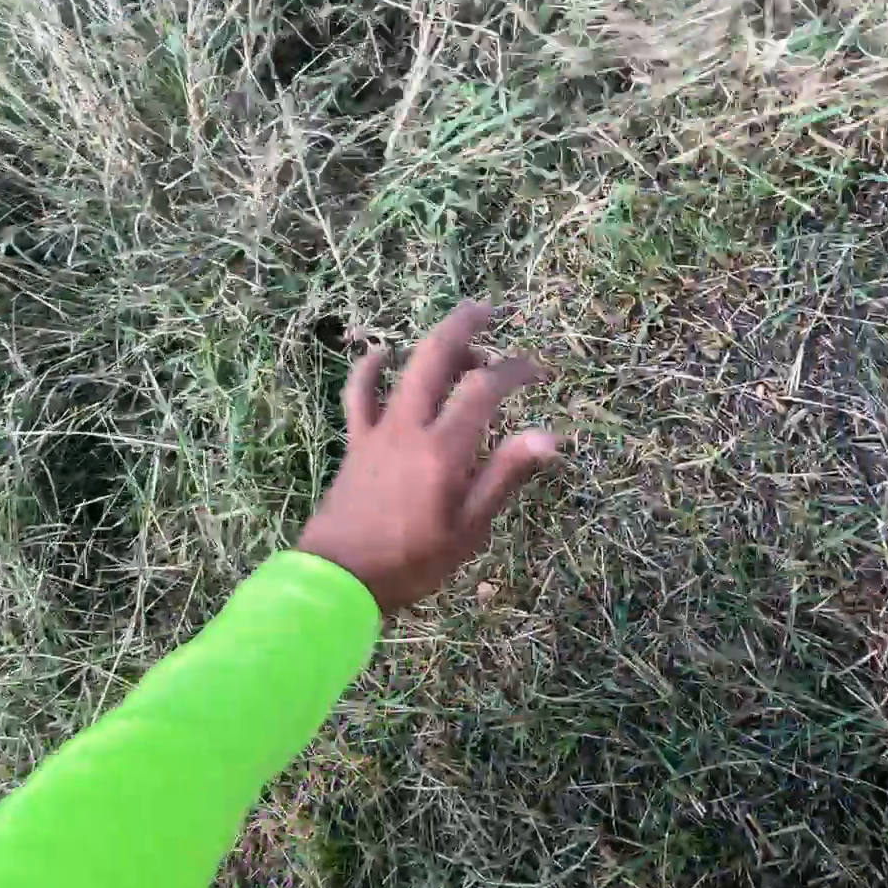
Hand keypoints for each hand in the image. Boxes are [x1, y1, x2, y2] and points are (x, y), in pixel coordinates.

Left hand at [297, 301, 557, 612]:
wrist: (340, 578)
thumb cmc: (412, 562)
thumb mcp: (469, 529)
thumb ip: (504, 476)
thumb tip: (547, 436)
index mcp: (443, 449)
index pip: (484, 389)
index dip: (515, 370)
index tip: (538, 369)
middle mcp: (409, 426)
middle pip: (437, 356)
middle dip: (465, 325)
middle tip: (491, 309)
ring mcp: (378, 429)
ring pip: (405, 368)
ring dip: (431, 345)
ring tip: (462, 344)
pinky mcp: (357, 440)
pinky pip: (359, 394)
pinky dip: (371, 369)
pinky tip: (382, 353)